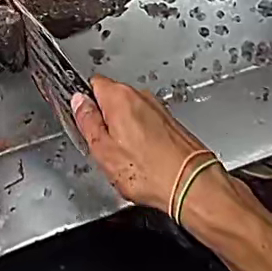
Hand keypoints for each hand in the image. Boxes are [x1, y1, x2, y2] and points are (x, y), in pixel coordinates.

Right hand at [72, 76, 242, 214]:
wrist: (193, 187)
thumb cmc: (151, 171)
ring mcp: (158, 108)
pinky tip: (143, 160)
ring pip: (129, 112)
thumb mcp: (103, 149)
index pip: (91, 84)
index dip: (85, 103)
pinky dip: (142, 137)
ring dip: (124, 129)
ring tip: (127, 158)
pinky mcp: (171, 123)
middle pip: (111, 98)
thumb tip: (78, 102)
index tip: (84, 120)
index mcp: (118, 96)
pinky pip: (146, 123)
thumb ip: (87, 120)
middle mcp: (140, 96)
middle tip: (105, 146)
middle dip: (105, 118)